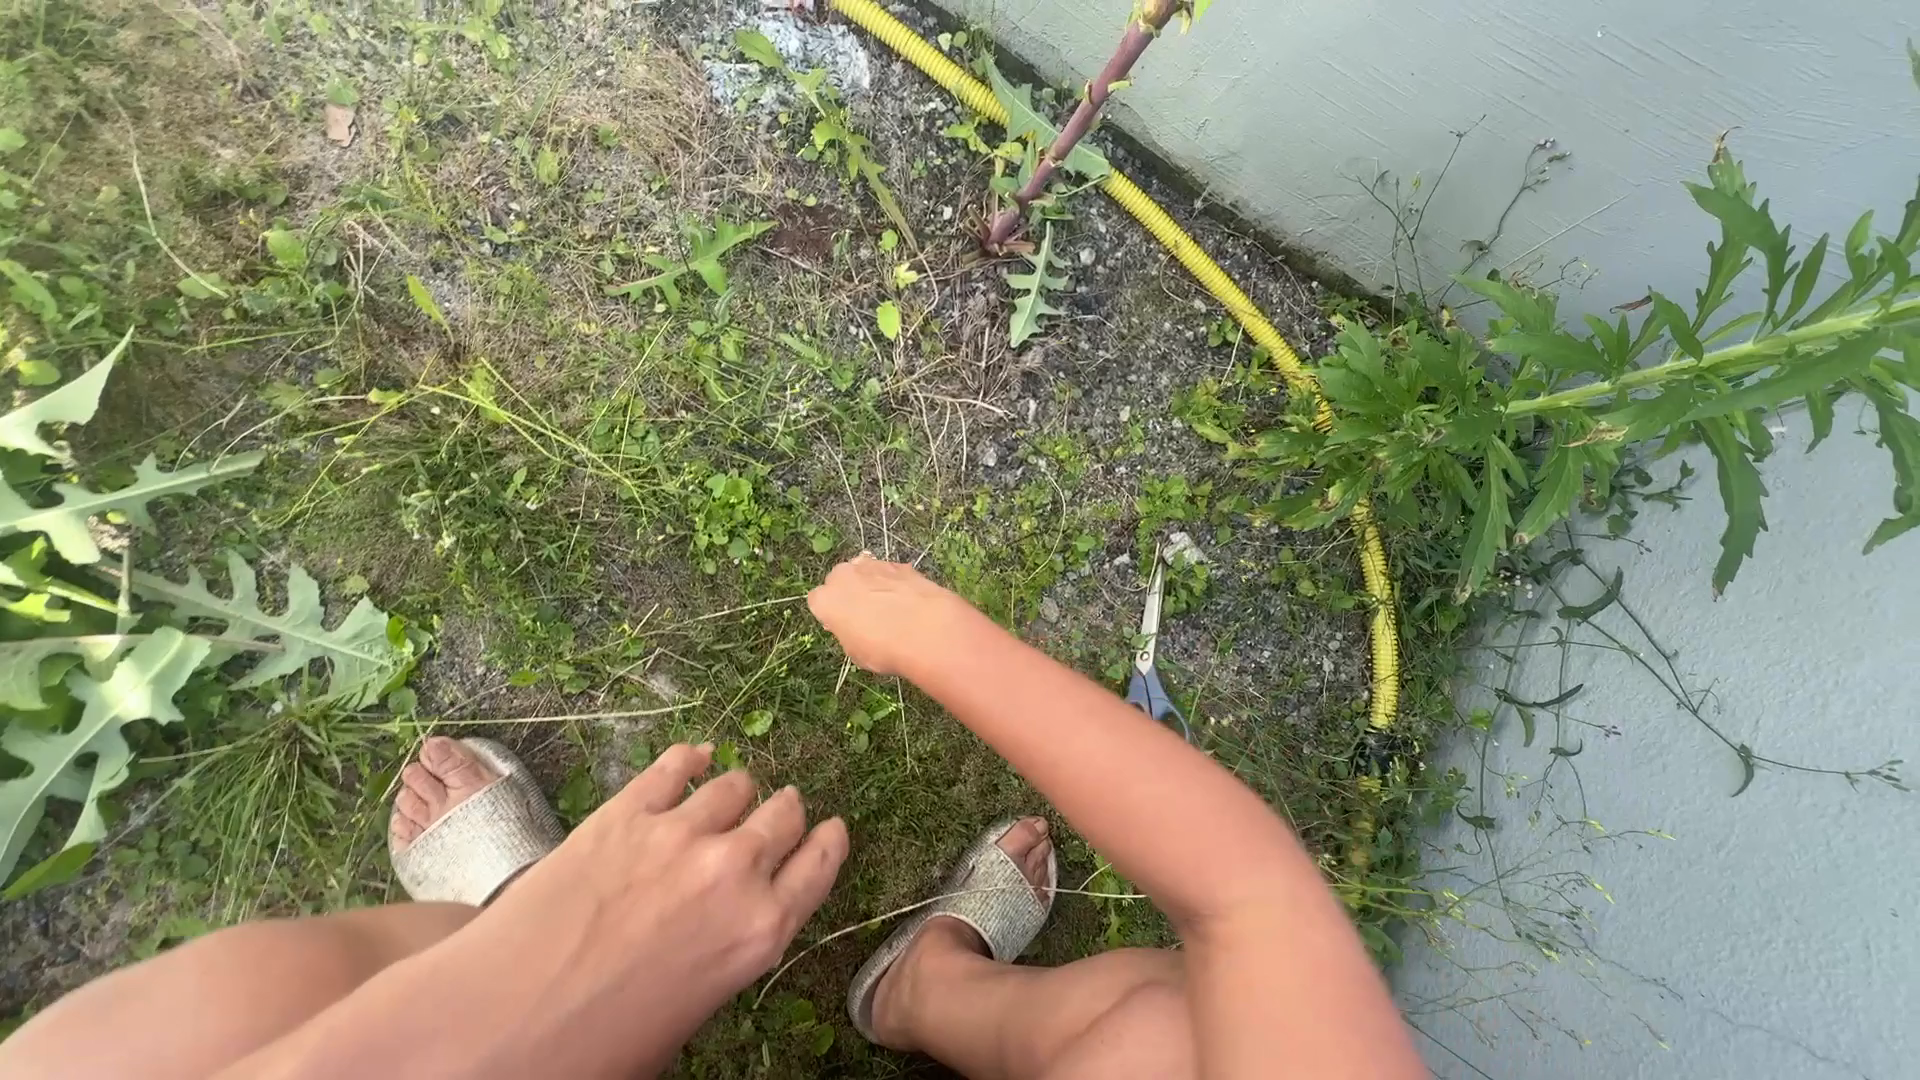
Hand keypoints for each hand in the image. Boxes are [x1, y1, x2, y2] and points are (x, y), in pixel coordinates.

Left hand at [475, 744, 848, 1071]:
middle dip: (783, 814)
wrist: (491, 1030)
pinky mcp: (627, 811)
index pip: (821, 862)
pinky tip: (693, 760)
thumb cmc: (595, 1051)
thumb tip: (730, 916)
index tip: (826, 829)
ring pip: (737, 784)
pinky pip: (676, 764)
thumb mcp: (691, 1011)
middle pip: (785, 814)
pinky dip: (691, 759)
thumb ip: (729, 948)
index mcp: (760, 931)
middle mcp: (734, 871)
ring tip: (721, 799)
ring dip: (736, 792)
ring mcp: (680, 833)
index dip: (827, 839)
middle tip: (770, 817)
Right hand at [807, 554, 976, 675]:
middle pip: (840, 580)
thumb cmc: (883, 648)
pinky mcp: (899, 564)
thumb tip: (855, 625)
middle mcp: (844, 576)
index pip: (819, 602)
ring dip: (871, 584)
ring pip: (864, 572)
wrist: (926, 630)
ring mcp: (872, 566)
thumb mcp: (856, 652)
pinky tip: (907, 600)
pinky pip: (889, 572)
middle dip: (849, 593)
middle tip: (866, 615)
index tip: (845, 626)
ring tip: (889, 607)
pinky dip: (894, 582)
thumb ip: (848, 632)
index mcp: (825, 599)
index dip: (832, 614)